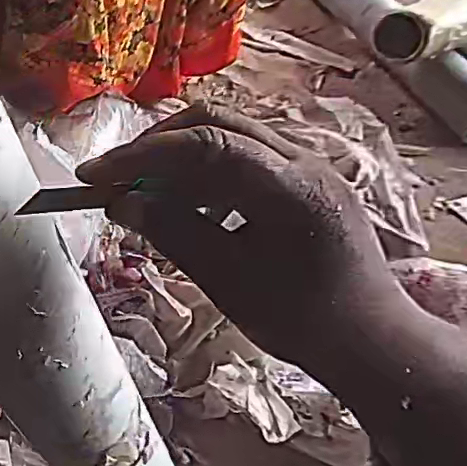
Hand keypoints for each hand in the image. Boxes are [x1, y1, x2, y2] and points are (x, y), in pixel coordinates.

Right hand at [75, 104, 412, 369]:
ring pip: (225, 136)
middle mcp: (303, 163)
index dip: (140, 155)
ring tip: (140, 193)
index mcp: (290, 187)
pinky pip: (239, 158)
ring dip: (174, 158)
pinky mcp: (300, 182)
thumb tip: (121, 203)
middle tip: (114, 177)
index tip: (94, 176)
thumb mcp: (226, 277)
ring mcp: (306, 168)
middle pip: (214, 123)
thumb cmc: (302, 317)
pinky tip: (179, 203)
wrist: (372, 342)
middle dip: (154, 145)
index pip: (204, 145)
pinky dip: (198, 172)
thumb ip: (172, 231)